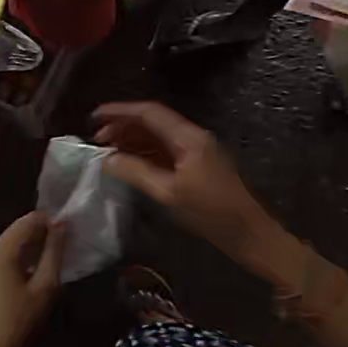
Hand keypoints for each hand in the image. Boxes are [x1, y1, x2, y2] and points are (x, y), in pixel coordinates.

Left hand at [0, 212, 65, 346]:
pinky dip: (25, 251)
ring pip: (14, 238)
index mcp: (4, 250)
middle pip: (19, 227)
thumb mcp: (47, 286)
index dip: (51, 220)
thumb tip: (62, 223)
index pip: (29, 220)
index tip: (71, 229)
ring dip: (35, 240)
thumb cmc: (24, 319)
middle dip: (43, 228)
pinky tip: (40, 263)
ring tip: (58, 250)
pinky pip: (9, 251)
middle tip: (67, 239)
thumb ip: (54, 251)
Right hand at [93, 102, 278, 263]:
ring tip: (108, 150)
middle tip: (97, 139)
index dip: (119, 111)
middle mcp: (193, 137)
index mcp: (188, 137)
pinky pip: (165, 150)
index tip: (95, 116)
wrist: (252, 235)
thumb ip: (136, 172)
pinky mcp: (197, 165)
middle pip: (153, 121)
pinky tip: (129, 162)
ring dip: (132, 139)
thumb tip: (106, 159)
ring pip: (158, 135)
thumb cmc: (212, 213)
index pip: (149, 113)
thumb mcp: (169, 193)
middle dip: (123, 126)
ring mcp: (196, 151)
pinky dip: (144, 152)